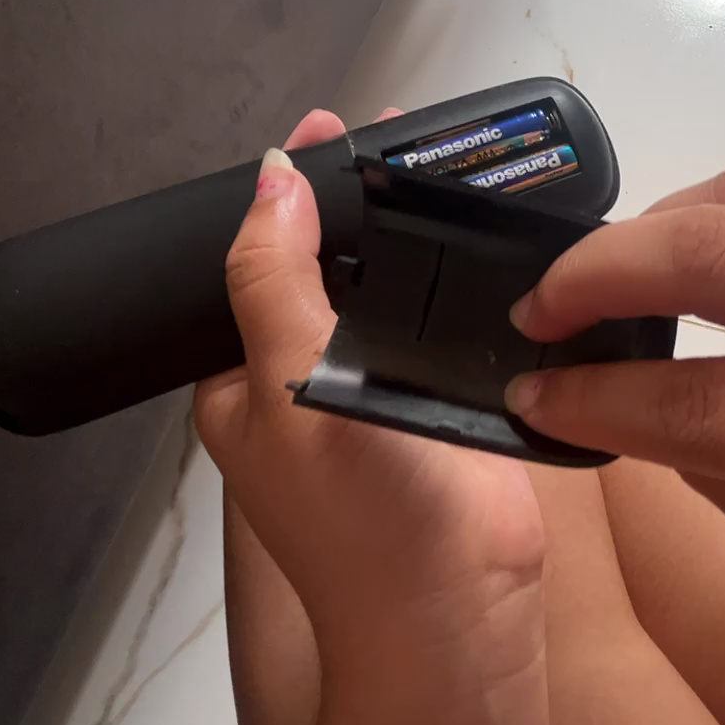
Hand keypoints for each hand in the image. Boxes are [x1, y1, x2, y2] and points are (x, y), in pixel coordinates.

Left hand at [194, 109, 546, 724]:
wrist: (460, 593)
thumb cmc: (361, 510)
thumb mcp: (289, 386)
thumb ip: (272, 281)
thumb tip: (267, 177)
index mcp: (247, 372)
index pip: (254, 259)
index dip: (285, 192)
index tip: (325, 131)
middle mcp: (311, 369)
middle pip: (327, 262)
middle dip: (350, 197)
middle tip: (387, 137)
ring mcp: (381, 380)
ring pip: (388, 283)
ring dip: (404, 227)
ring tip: (435, 165)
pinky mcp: (440, 387)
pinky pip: (436, 313)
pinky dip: (448, 268)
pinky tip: (477, 232)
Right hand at [503, 167, 724, 676]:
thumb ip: (706, 460)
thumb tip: (603, 389)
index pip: (708, 400)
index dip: (597, 393)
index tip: (529, 387)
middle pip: (721, 255)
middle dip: (602, 272)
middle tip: (538, 307)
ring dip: (648, 228)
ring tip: (592, 275)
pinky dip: (707, 212)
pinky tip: (670, 249)